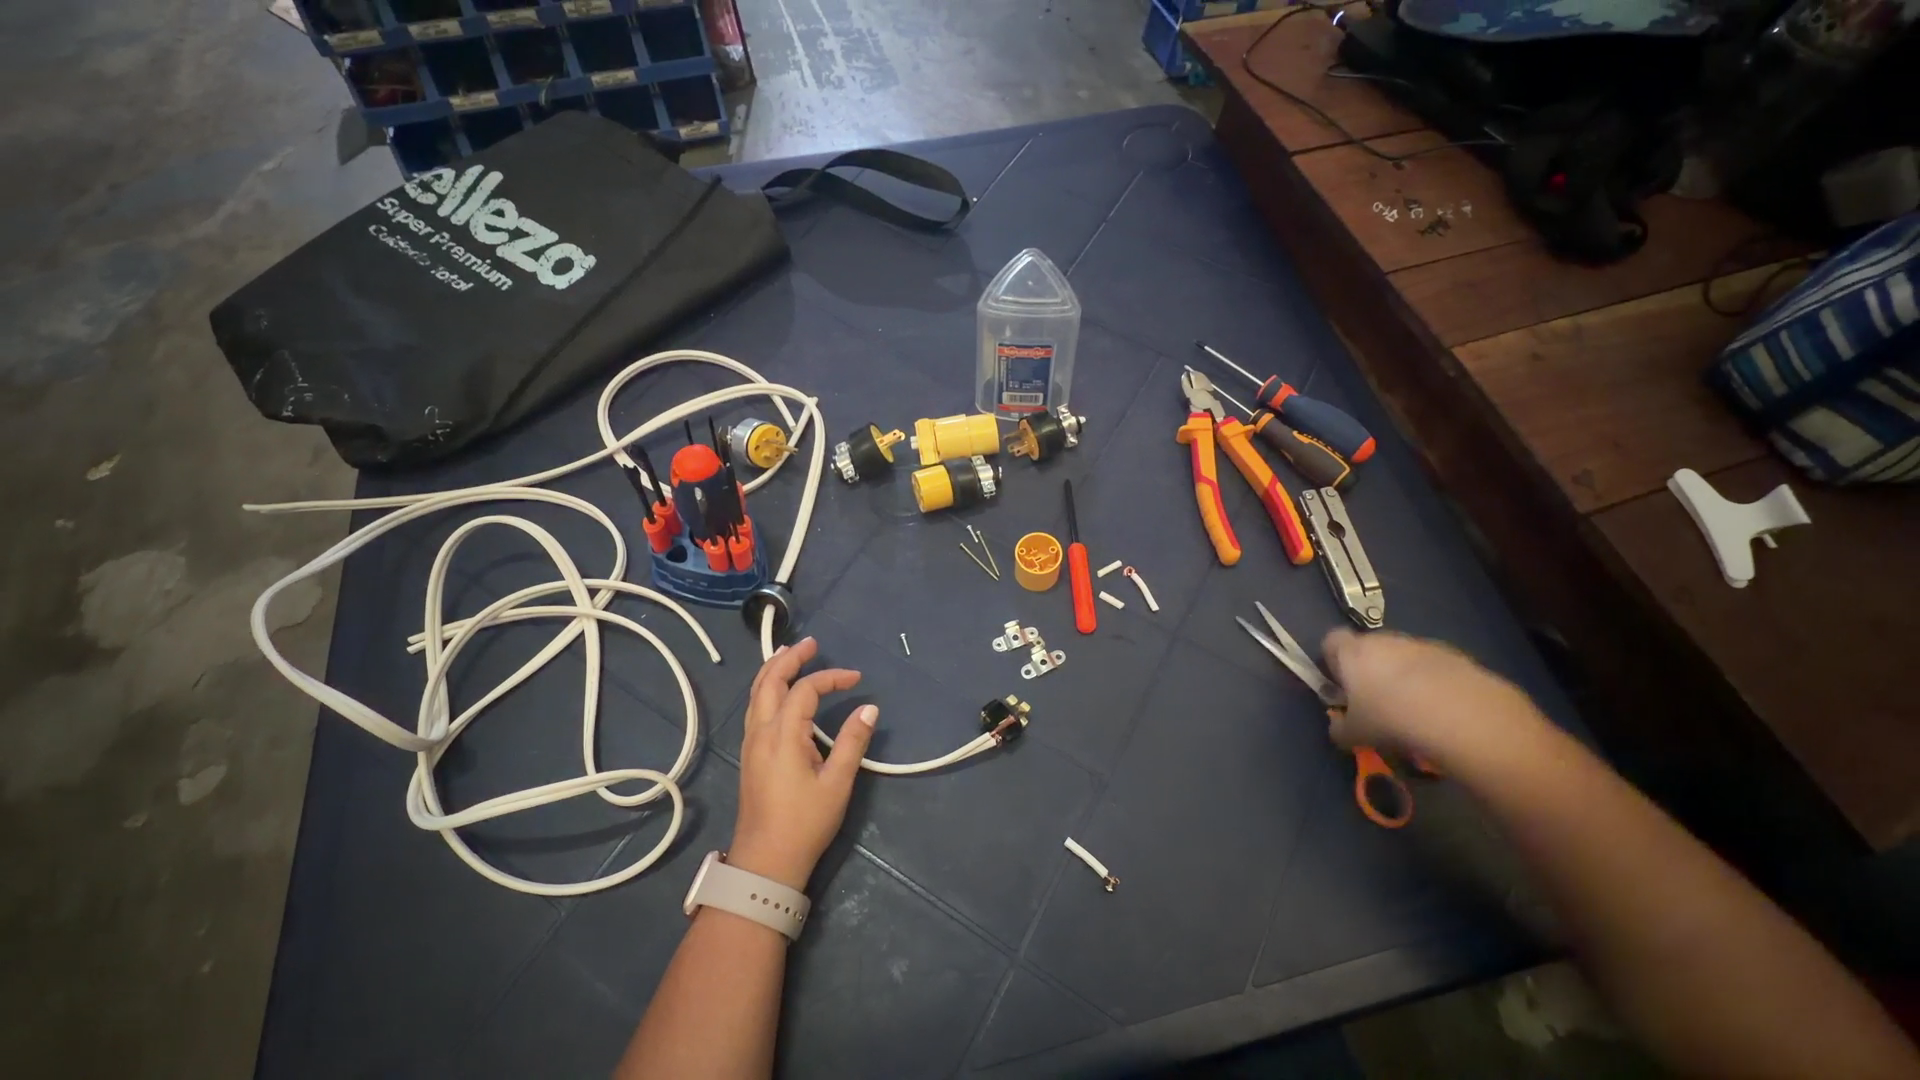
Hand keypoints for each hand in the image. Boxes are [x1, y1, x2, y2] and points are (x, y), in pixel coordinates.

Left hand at [728, 637, 876, 891]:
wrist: (765, 860)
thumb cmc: (805, 822)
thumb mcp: (837, 783)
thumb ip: (852, 742)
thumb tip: (869, 709)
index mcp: (783, 734)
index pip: (805, 690)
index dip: (831, 678)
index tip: (857, 680)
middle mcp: (761, 731)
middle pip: (770, 681)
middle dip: (790, 658)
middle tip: (812, 644)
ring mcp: (751, 742)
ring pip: (757, 693)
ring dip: (774, 670)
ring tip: (791, 655)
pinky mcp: (750, 754)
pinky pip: (755, 708)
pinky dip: (768, 688)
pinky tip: (779, 691)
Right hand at [1320, 629, 1536, 764]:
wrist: (1459, 713)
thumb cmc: (1390, 718)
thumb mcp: (1354, 734)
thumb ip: (1339, 728)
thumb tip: (1338, 727)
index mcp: (1352, 652)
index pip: (1331, 641)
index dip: (1333, 660)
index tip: (1340, 685)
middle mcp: (1383, 640)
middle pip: (1369, 647)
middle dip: (1369, 670)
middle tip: (1375, 702)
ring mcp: (1420, 645)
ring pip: (1402, 656)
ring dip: (1402, 675)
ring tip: (1412, 709)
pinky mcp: (1453, 655)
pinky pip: (1432, 666)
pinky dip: (1431, 682)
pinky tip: (1440, 709)